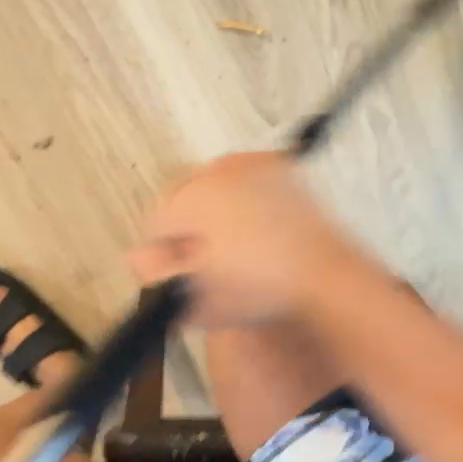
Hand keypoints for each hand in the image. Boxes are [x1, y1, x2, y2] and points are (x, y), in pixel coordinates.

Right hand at [128, 151, 387, 326]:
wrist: (327, 277)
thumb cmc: (262, 290)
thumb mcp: (199, 298)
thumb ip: (158, 278)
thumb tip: (136, 259)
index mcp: (190, 200)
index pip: (154, 223)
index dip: (163, 253)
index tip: (180, 273)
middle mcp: (217, 171)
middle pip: (180, 198)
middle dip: (186, 227)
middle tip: (205, 261)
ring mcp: (252, 164)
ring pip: (211, 185)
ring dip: (212, 211)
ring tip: (231, 247)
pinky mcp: (280, 166)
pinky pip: (244, 178)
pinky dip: (241, 198)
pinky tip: (253, 228)